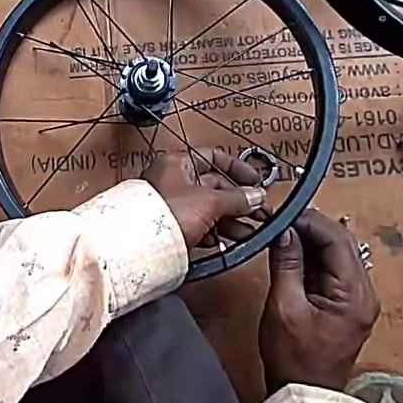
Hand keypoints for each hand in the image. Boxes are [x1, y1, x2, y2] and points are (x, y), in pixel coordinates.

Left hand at [142, 147, 264, 247]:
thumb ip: (236, 197)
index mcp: (177, 163)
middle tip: (260, 212)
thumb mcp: (209, 201)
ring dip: (231, 219)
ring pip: (208, 207)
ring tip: (252, 231)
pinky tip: (228, 241)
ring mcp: (171, 204)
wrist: (141, 246)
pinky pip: (198, 225)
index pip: (212, 156)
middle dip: (239, 200)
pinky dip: (215, 232)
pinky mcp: (170, 226)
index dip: (236, 167)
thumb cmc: (163, 214)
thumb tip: (255, 195)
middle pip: (213, 185)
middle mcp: (172, 180)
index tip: (255, 180)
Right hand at [260, 209, 378, 391]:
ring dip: (309, 238)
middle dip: (309, 226)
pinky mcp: (344, 301)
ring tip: (280, 230)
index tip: (281, 213)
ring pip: (336, 252)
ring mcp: (356, 297)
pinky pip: (330, 266)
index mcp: (355, 295)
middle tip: (278, 218)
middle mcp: (364, 293)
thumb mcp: (284, 305)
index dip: (308, 221)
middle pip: (341, 242)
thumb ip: (286, 262)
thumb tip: (282, 229)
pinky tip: (289, 248)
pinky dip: (310, 253)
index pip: (337, 240)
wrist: (304, 392)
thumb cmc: (294, 357)